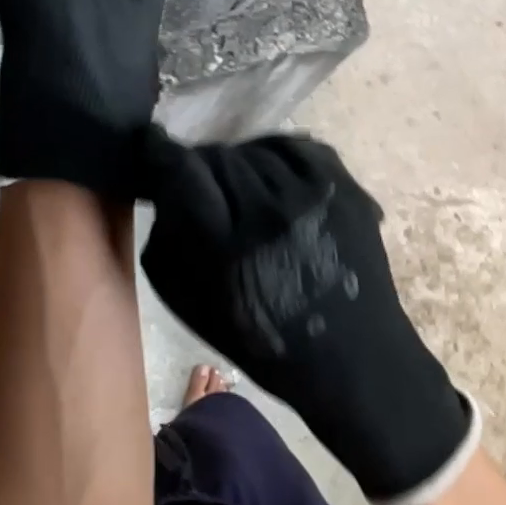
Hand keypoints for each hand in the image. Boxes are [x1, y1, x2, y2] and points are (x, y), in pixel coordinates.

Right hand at [140, 129, 478, 504]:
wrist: (352, 359)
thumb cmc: (262, 342)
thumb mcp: (189, 303)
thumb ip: (167, 238)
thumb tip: (164, 187)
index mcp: (224, 246)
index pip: (181, 168)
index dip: (160, 152)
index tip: (152, 146)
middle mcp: (267, 210)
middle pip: (217, 156)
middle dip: (199, 165)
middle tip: (198, 183)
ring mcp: (311, 195)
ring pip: (254, 150)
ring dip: (237, 164)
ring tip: (238, 187)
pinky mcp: (344, 187)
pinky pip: (296, 147)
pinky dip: (275, 155)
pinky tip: (271, 175)